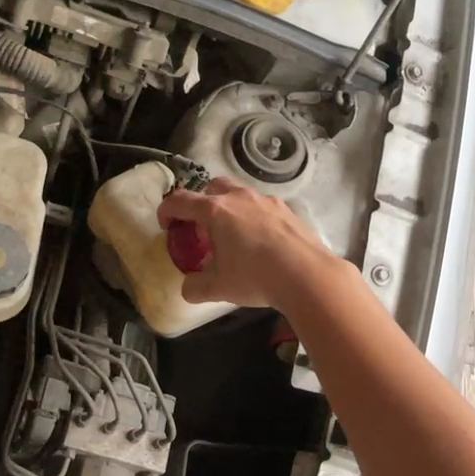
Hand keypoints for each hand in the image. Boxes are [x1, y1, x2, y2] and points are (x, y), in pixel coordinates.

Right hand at [157, 177, 350, 309]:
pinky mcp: (288, 210)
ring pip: (240, 194)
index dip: (167, 211)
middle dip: (201, 203)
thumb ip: (195, 287)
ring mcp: (267, 201)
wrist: (307, 275)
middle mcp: (240, 198)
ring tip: (233, 235)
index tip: (166, 227)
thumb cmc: (256, 277)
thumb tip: (188, 288)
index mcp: (215, 211)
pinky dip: (253, 217)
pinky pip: (262, 207)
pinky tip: (261, 241)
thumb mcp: (218, 288)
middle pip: (212, 187)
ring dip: (230, 208)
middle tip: (202, 228)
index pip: (180, 201)